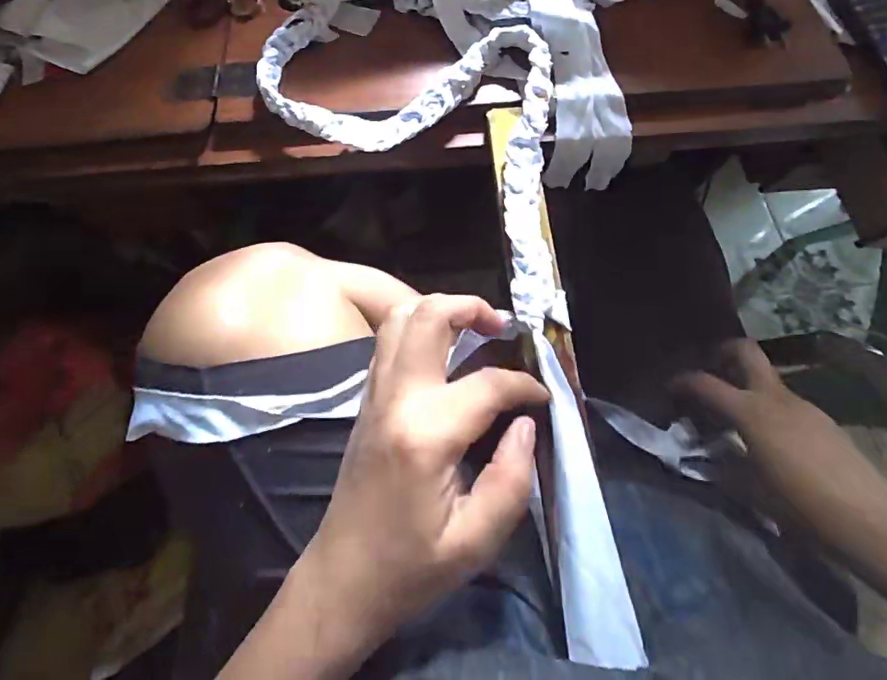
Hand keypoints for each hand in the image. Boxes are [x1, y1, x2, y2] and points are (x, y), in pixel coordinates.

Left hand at [278, 296, 550, 669]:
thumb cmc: (410, 568)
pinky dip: (419, 327)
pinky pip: (389, 340)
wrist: (342, 578)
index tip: (544, 397)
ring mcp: (374, 393)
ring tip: (475, 329)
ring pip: (400, 317)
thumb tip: (526, 423)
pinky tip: (445, 352)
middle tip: (503, 326)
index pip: (486, 384)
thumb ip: (511, 479)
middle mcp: (395, 398)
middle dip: (471, 308)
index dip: (524, 385)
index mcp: (425, 433)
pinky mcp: (366, 399)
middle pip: (429, 317)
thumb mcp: (475, 543)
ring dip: (441, 309)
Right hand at [673, 339, 886, 632]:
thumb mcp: (753, 494)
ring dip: (748, 386)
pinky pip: (788, 402)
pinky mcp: (825, 422)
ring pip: (769, 380)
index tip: (670, 388)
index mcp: (752, 413)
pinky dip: (771, 408)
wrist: (876, 525)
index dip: (683, 381)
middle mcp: (777, 398)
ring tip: (737, 417)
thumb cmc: (805, 510)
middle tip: (710, 370)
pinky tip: (772, 439)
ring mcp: (806, 406)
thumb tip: (707, 453)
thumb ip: (725, 467)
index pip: (706, 383)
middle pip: (746, 352)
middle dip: (724, 352)